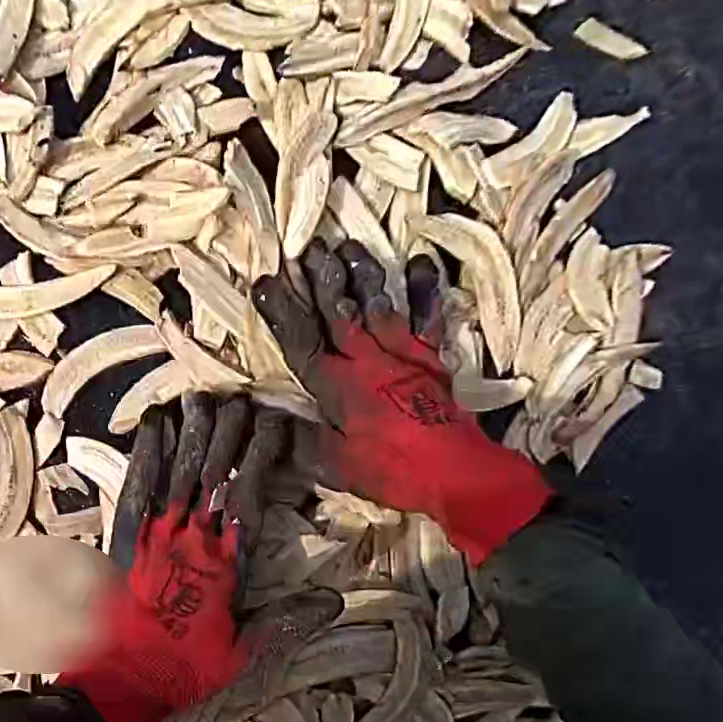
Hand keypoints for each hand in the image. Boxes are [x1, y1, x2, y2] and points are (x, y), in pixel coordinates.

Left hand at [60, 394, 337, 721]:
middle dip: (226, 434)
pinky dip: (145, 453)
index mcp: (223, 562)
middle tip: (239, 399)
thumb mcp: (244, 653)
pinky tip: (153, 425)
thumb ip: (286, 622)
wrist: (124, 678)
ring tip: (201, 398)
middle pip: (210, 475)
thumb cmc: (186, 667)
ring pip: (175, 472)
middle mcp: (189, 538)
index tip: (273, 424)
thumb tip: (336, 600)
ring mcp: (153, 533)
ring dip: (190, 434)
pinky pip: (136, 487)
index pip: (248, 497)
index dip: (260, 458)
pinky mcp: (124, 537)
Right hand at [252, 241, 550, 564]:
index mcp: (338, 386)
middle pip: (339, 312)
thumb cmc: (390, 469)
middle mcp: (369, 361)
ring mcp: (405, 355)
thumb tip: (268, 419)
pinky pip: (429, 317)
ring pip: (378, 306)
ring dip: (361, 275)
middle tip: (305, 250)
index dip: (280, 311)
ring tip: (346, 247)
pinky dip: (424, 290)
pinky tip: (418, 264)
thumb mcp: (332, 464)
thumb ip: (299, 438)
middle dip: (319, 280)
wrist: (458, 473)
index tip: (264, 283)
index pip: (301, 340)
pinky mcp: (434, 359)